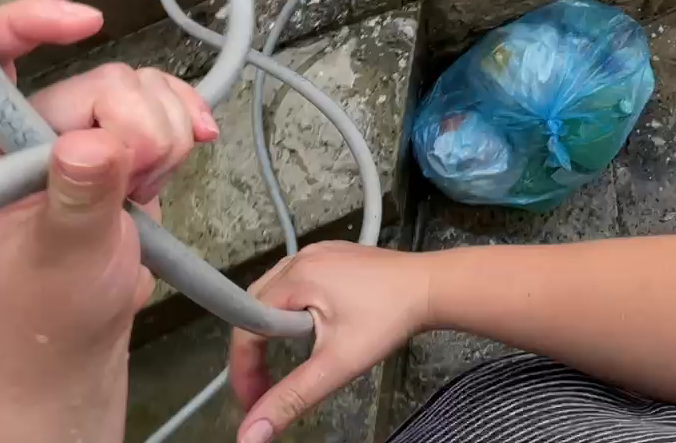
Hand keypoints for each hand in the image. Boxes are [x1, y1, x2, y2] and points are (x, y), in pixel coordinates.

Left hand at [0, 0, 218, 403]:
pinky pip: (165, 100)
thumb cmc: (46, 312)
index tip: (86, 25)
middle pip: (93, 82)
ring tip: (149, 186)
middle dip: (137, 125)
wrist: (81, 338)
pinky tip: (194, 146)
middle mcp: (25, 135)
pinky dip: (186, 118)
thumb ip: (78, 200)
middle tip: (141, 179)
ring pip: (138, 88)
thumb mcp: (60, 260)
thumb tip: (95, 142)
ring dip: (164, 133)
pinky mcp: (124, 142)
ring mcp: (78, 136)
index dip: (20, 26)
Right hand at [230, 243, 435, 442]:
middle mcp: (304, 256)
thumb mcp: (336, 364)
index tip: (254, 402)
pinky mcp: (337, 254)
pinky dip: (291, 307)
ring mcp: (322, 251)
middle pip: (256, 304)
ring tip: (283, 364)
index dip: (244, 368)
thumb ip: (290, 399)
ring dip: (271, 327)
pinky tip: (307, 330)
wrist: (432, 287)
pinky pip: (298, 280)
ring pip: (275, 291)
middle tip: (264, 387)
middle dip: (253, 349)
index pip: (248, 324)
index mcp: (299, 276)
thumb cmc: (386, 320)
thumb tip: (248, 436)